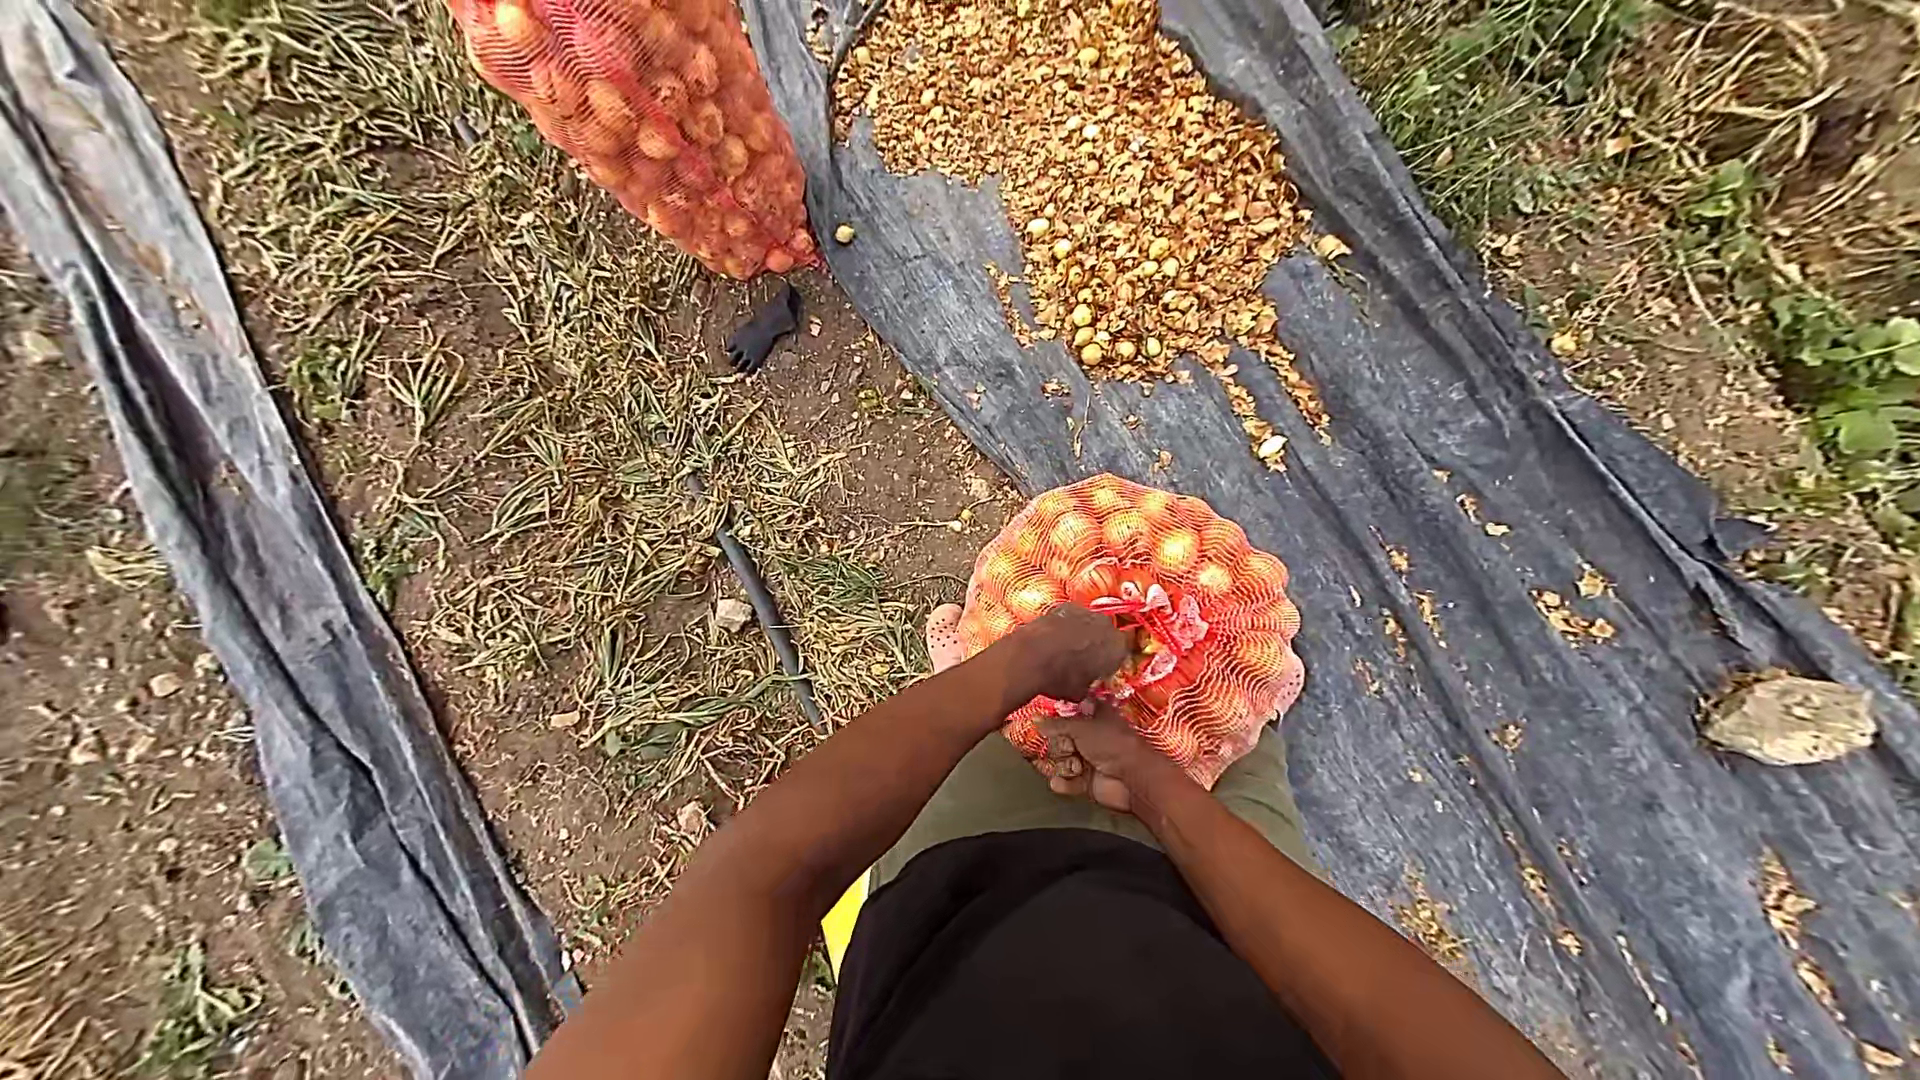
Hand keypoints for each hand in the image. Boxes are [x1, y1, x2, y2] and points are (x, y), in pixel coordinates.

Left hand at [1008, 604, 1129, 702]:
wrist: (1032, 655)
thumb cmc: (1061, 678)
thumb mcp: (1080, 692)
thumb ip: (1089, 688)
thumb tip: (1085, 692)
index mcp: (1118, 647)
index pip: (1124, 651)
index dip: (1113, 660)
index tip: (1103, 669)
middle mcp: (1107, 625)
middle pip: (1108, 633)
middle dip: (1099, 644)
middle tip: (1085, 659)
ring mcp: (1086, 612)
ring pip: (1090, 623)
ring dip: (1083, 633)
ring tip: (1067, 648)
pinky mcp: (1065, 606)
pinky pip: (1072, 616)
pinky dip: (1066, 624)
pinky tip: (1054, 637)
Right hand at [1034, 702, 1190, 813]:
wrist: (1133, 779)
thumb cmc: (1112, 744)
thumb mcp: (1081, 727)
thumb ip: (1056, 724)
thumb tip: (1035, 720)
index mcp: (1094, 717)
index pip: (1069, 713)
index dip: (1056, 718)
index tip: (1042, 722)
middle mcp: (1090, 738)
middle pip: (1060, 739)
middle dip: (1060, 746)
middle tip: (1068, 748)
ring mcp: (1089, 760)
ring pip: (1061, 760)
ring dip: (1064, 765)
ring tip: (1075, 767)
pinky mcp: (1087, 783)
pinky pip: (1067, 782)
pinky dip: (1063, 783)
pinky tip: (1059, 782)